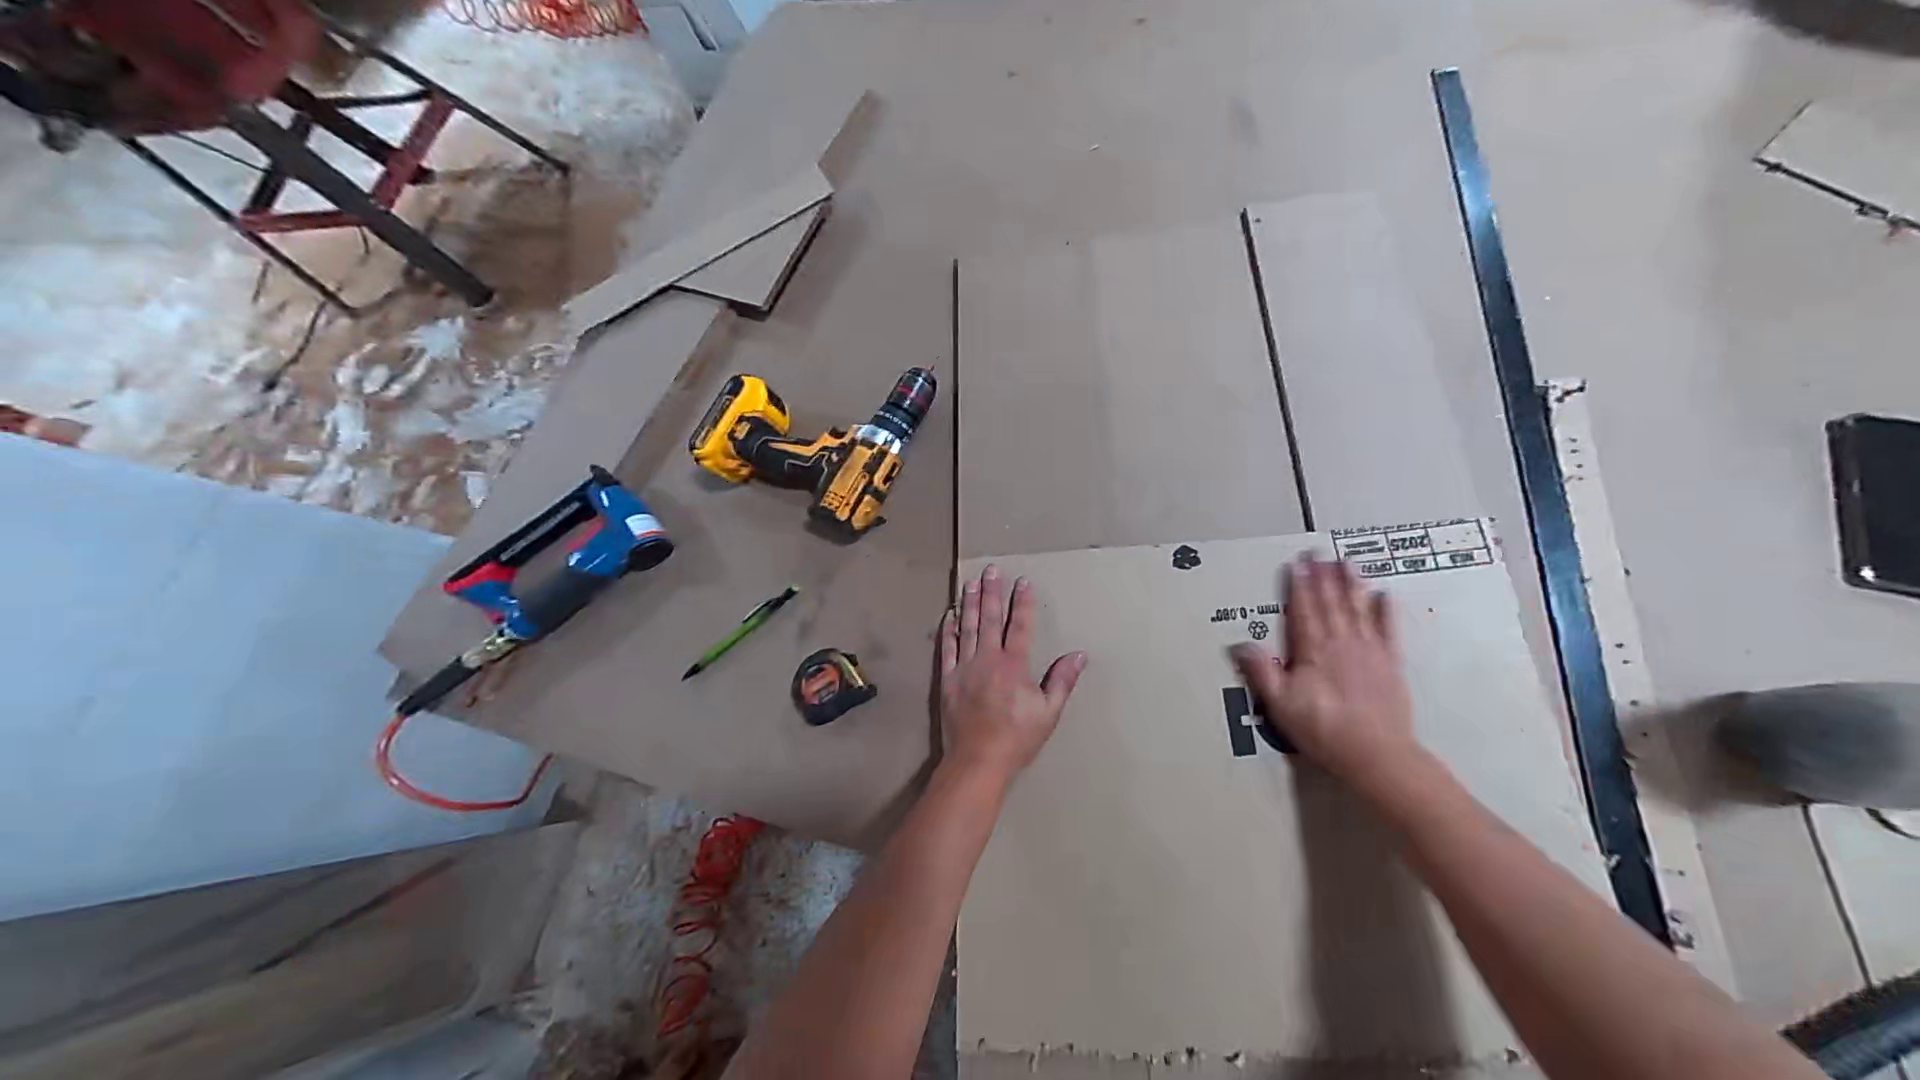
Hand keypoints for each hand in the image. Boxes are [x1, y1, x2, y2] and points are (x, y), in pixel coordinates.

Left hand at [939, 564, 1086, 782]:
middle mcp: (988, 659)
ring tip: (971, 583)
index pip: (1020, 625)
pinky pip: (946, 648)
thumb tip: (1078, 655)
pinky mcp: (948, 679)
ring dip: (970, 603)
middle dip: (992, 592)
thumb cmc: (1017, 739)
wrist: (977, 760)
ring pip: (967, 627)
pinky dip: (948, 630)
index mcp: (1014, 665)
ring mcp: (964, 667)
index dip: (1023, 602)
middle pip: (990, 619)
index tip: (1023, 582)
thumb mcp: (1049, 713)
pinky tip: (949, 615)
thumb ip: (1062, 681)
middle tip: (992, 570)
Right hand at [1229, 556, 1422, 791]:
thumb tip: (1243, 644)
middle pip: (1330, 604)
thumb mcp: (1280, 705)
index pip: (1304, 611)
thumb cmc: (1323, 730)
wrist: (1376, 755)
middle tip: (1319, 553)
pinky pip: (1389, 631)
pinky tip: (1384, 595)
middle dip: (1322, 577)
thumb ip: (1262, 672)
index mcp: (1313, 651)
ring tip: (1346, 562)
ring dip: (1351, 585)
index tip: (1296, 564)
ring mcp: (1370, 652)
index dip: (1299, 586)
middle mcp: (1342, 644)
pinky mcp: (1391, 665)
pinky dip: (1386, 612)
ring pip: (1358, 610)